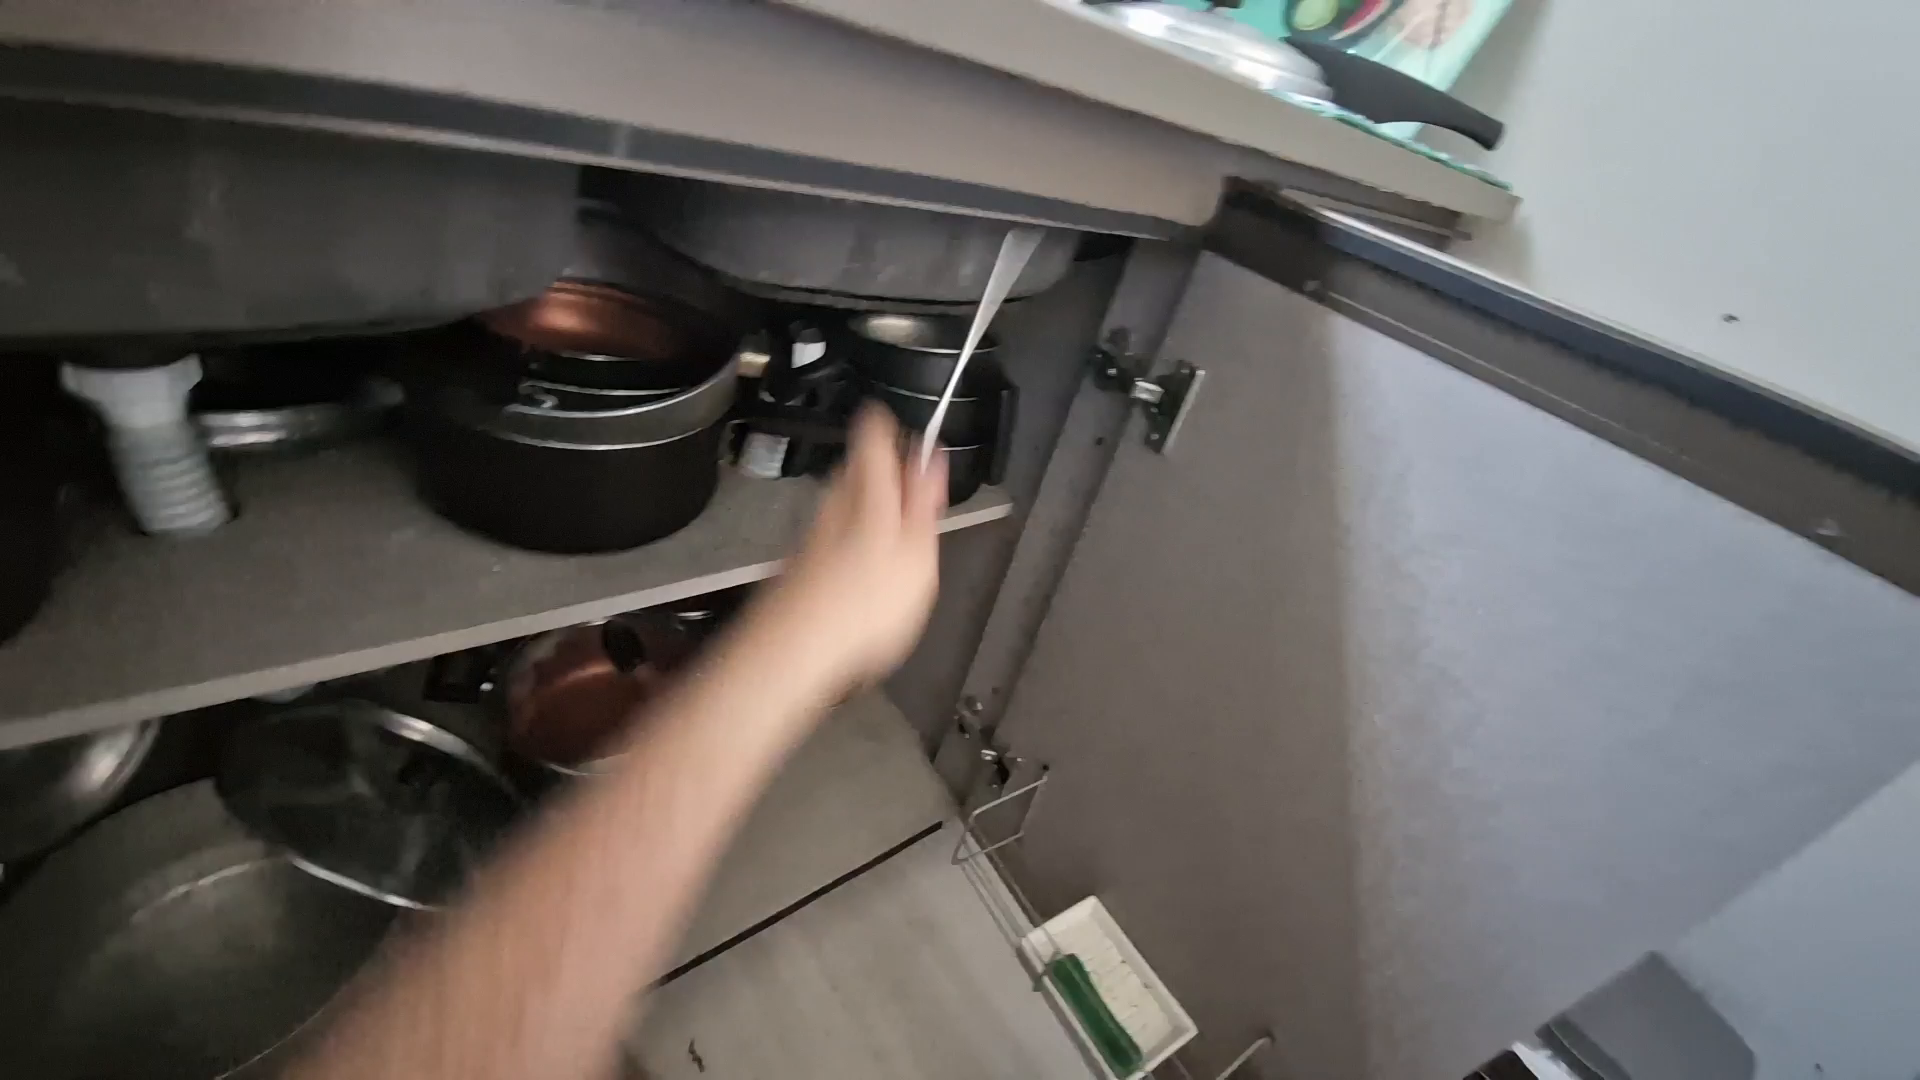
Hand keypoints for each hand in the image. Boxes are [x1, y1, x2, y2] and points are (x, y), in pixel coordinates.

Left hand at [756, 405, 947, 694]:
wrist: (795, 653)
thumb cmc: (864, 603)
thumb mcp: (918, 551)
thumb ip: (923, 500)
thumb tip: (932, 455)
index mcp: (867, 493)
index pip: (873, 433)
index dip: (891, 425)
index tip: (911, 433)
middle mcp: (834, 505)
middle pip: (859, 469)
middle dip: (887, 473)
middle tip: (917, 493)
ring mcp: (815, 536)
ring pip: (846, 503)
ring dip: (873, 510)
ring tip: (901, 539)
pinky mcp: (804, 566)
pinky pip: (836, 538)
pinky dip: (855, 544)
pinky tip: (868, 574)